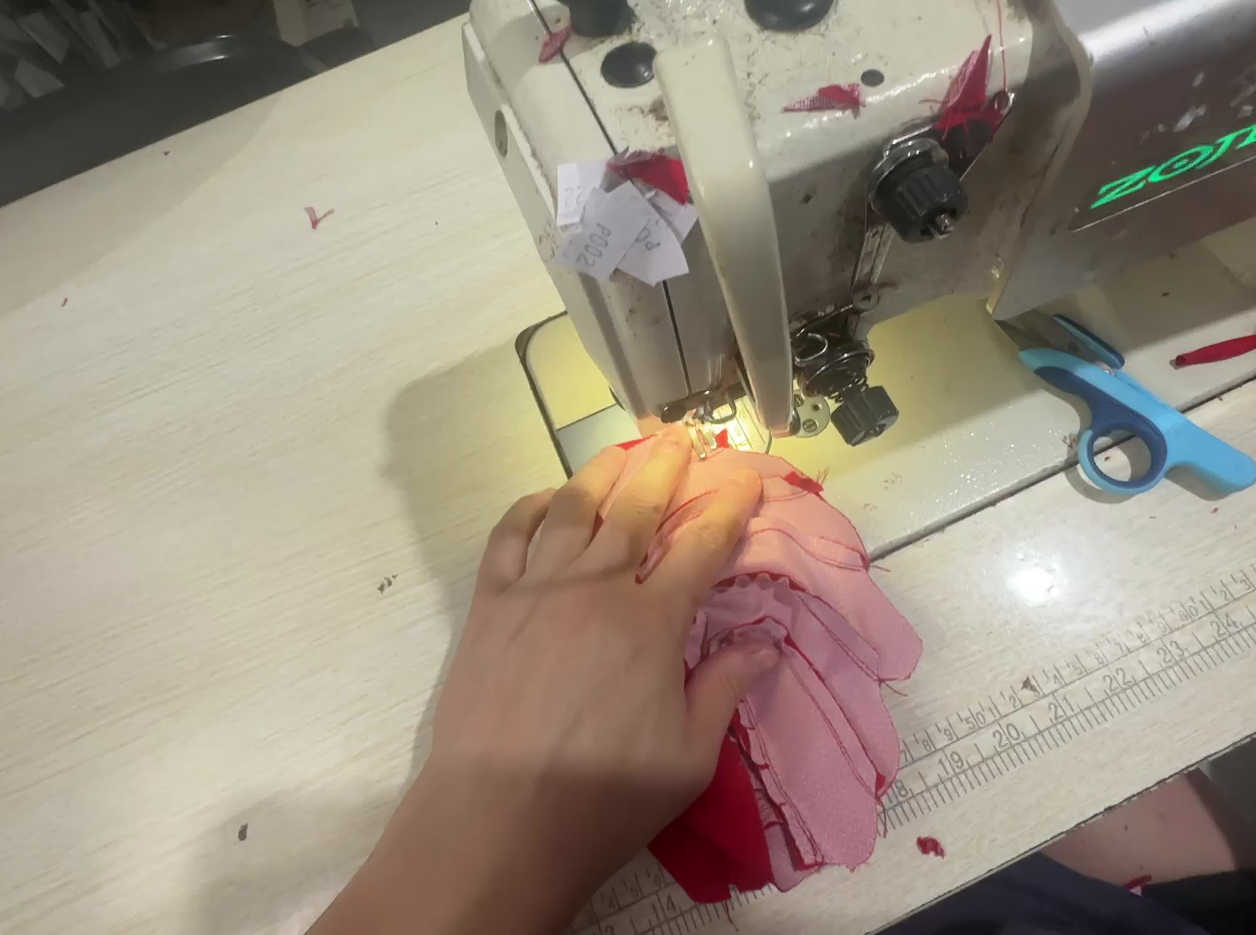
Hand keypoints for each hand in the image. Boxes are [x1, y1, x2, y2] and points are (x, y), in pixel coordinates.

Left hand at [315, 426, 774, 934]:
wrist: (497, 820)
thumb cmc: (601, 796)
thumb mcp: (688, 758)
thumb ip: (725, 688)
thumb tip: (765, 642)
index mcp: (650, 623)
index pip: (701, 546)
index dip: (728, 507)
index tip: (745, 479)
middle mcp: (595, 588)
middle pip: (636, 509)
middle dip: (664, 467)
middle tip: (679, 436)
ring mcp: (537, 588)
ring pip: (572, 508)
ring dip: (600, 472)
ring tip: (620, 449)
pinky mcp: (490, 602)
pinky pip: (509, 535)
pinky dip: (528, 507)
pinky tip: (546, 497)